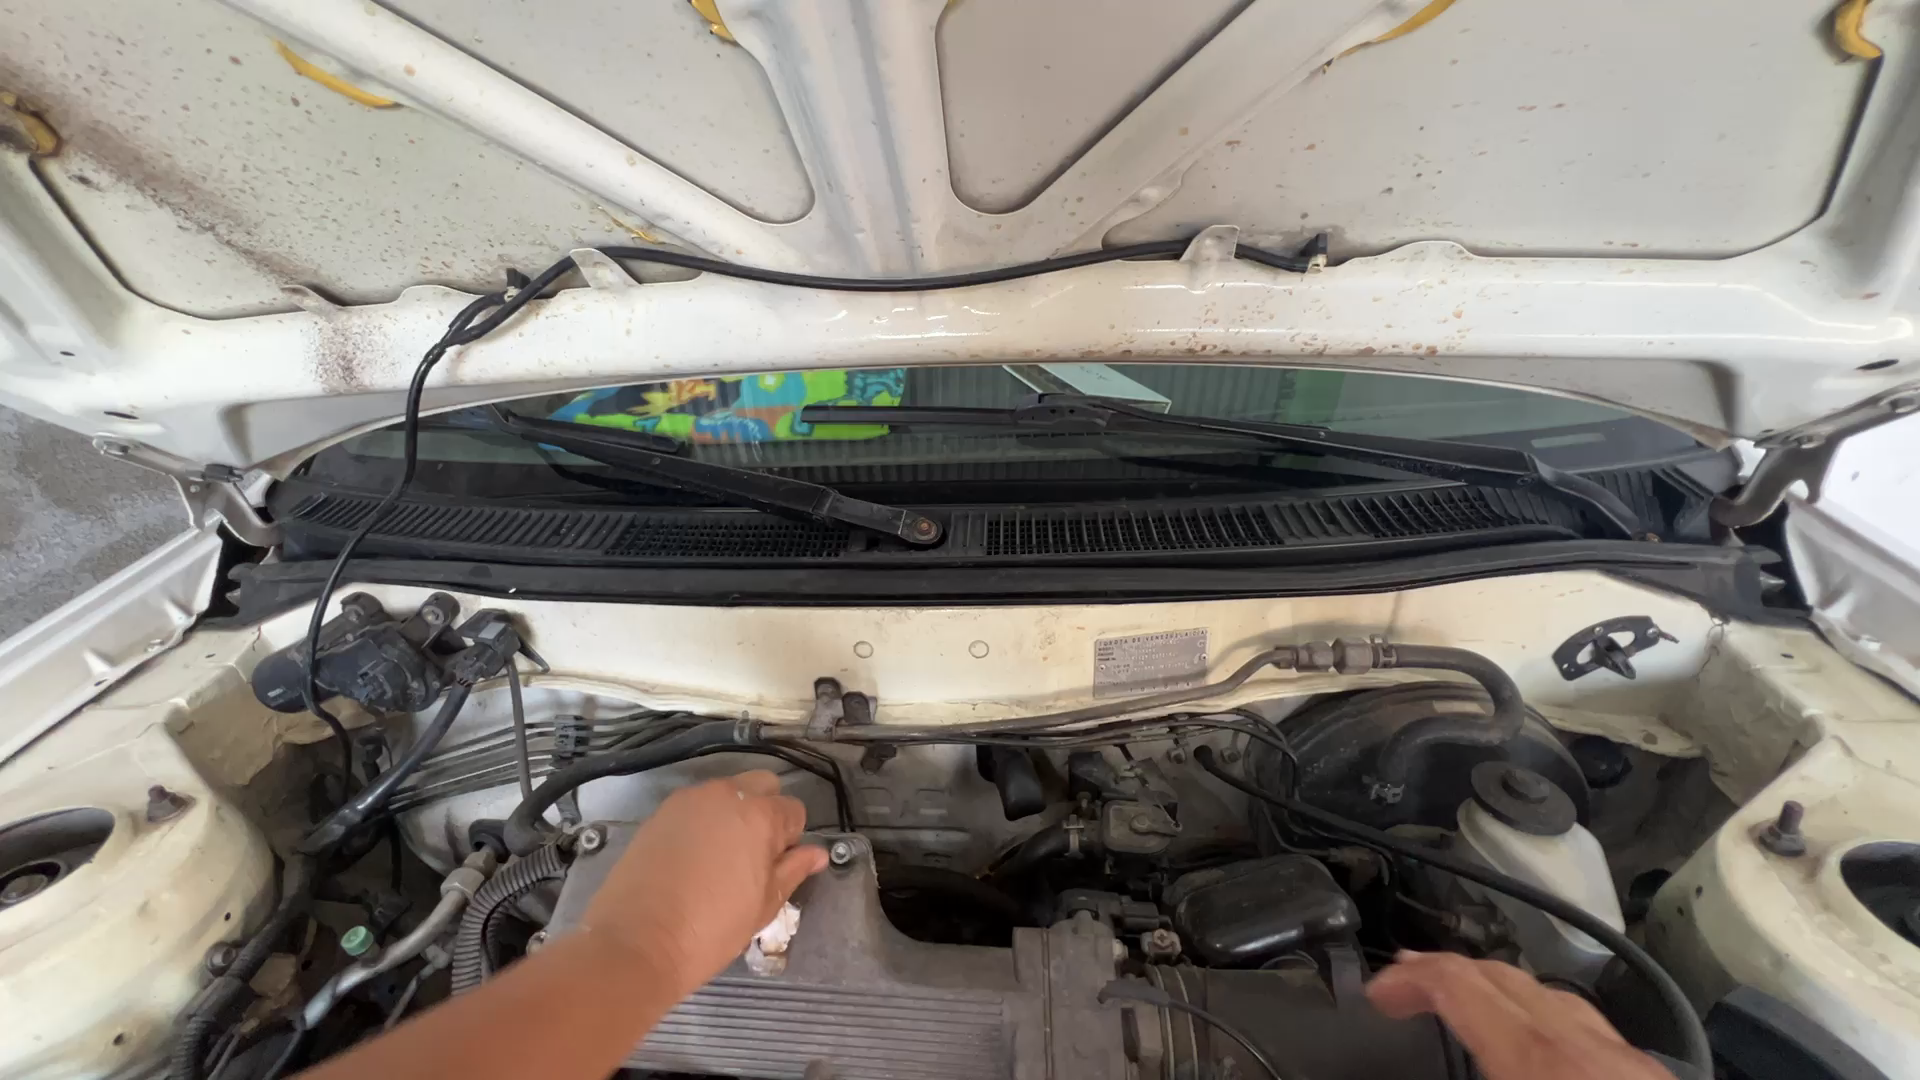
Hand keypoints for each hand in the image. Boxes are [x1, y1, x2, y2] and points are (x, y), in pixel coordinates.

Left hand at [579, 770, 827, 1000]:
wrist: (633, 945)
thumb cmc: (709, 930)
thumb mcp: (763, 906)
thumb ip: (794, 870)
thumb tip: (818, 853)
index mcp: (760, 815)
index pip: (794, 810)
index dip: (790, 839)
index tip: (775, 867)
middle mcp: (727, 795)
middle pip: (762, 786)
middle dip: (766, 812)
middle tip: (752, 855)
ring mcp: (690, 800)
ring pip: (727, 793)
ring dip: (733, 814)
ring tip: (719, 858)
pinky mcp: (660, 812)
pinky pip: (695, 807)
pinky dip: (702, 822)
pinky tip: (691, 859)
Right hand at [1366, 951, 1671, 1079]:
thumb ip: (1471, 1074)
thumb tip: (1401, 1073)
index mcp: (1543, 1063)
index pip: (1460, 985)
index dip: (1407, 979)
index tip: (1376, 998)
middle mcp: (1591, 1052)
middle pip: (1504, 978)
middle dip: (1445, 972)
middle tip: (1405, 984)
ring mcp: (1636, 1071)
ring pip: (1553, 1000)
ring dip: (1495, 992)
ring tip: (1464, 1002)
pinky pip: (1590, 1034)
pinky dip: (1542, 1020)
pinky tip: (1540, 1051)